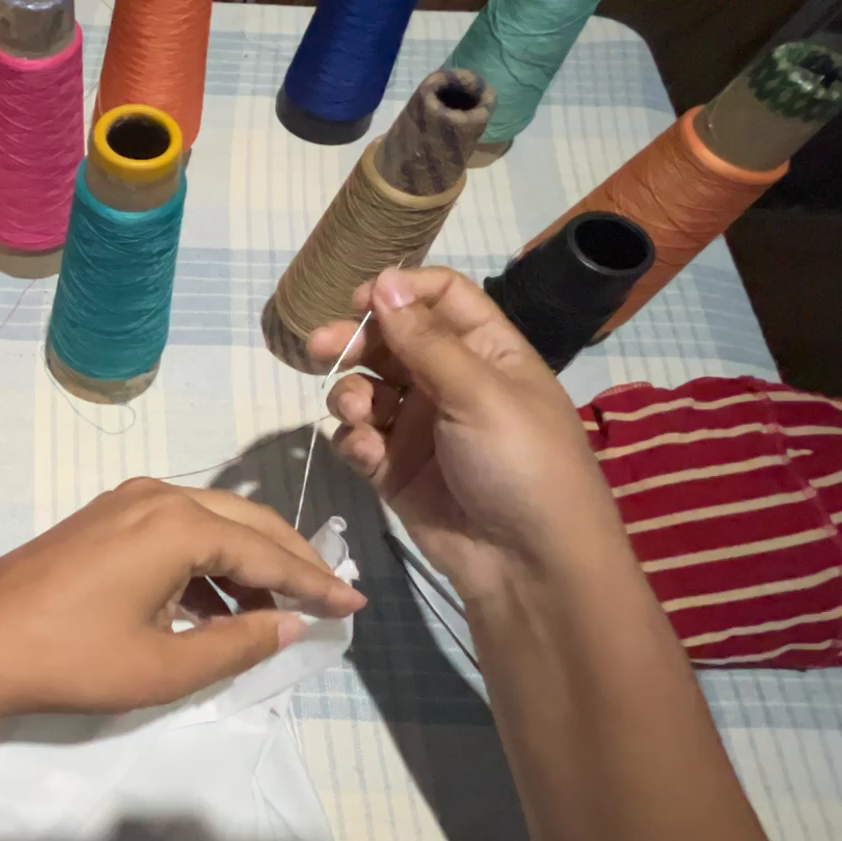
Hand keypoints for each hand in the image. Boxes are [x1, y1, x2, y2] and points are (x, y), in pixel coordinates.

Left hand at [0, 479, 365, 728]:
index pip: (269, 553)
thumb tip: (291, 623)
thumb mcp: (165, 666)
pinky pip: (171, 532)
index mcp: (179, 524)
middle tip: (326, 600)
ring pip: (208, 525)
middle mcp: (156, 497)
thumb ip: (239, 643)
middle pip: (245, 524)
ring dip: (244, 565)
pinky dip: (201, 564)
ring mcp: (123, 503)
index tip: (354, 606)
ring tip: (272, 614)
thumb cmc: (71, 659)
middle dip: (289, 562)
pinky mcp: (100, 518)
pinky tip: (211, 606)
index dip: (316, 583)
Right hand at [309, 266, 626, 601]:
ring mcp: (417, 427)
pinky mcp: (391, 468)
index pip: (438, 300)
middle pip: (388, 344)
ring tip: (357, 415)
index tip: (358, 302)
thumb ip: (424, 339)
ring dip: (350, 396)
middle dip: (353, 343)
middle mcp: (447, 383)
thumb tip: (384, 279)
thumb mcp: (478, 392)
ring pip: (364, 391)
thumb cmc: (520, 462)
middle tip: (319, 349)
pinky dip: (352, 441)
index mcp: (485, 352)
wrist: (522, 561)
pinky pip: (356, 440)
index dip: (398, 294)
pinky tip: (366, 454)